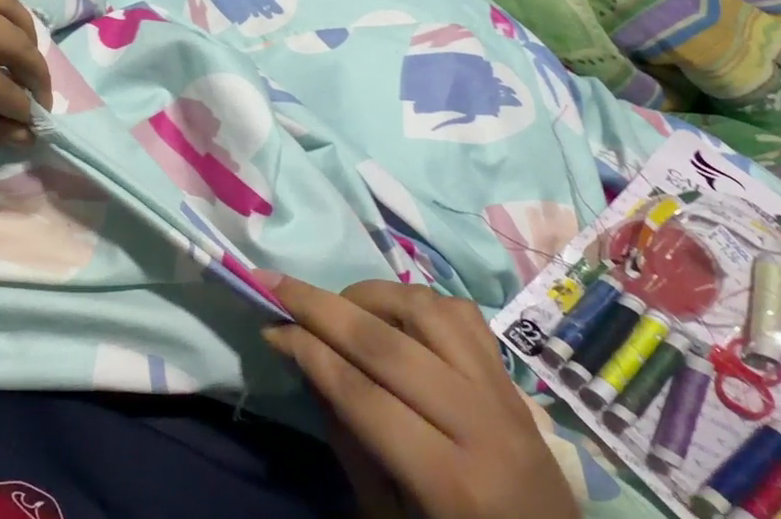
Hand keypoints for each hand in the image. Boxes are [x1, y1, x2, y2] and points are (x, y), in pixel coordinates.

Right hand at [264, 278, 578, 518]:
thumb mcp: (389, 516)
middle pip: (386, 344)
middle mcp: (481, 426)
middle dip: (320, 307)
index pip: (361, 393)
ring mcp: (504, 395)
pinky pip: (463, 316)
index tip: (269, 327)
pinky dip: (418, 301)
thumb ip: (348, 440)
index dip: (307, 352)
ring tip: (338, 304)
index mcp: (450, 481)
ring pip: (428, 312)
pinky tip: (390, 312)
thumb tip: (306, 364)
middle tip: (276, 284)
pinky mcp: (512, 379)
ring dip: (370, 295)